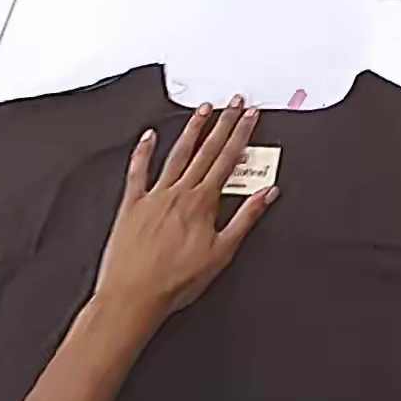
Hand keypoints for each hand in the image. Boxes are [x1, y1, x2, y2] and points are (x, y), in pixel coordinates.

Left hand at [92, 97, 276, 325]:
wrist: (132, 298)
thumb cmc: (176, 281)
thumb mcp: (222, 252)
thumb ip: (246, 218)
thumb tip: (268, 194)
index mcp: (202, 202)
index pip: (228, 159)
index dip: (241, 134)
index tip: (251, 116)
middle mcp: (179, 192)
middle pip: (207, 150)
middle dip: (224, 123)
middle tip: (235, 103)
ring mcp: (154, 196)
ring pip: (178, 154)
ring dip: (193, 130)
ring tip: (204, 110)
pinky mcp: (132, 205)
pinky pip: (138, 172)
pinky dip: (143, 152)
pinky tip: (149, 136)